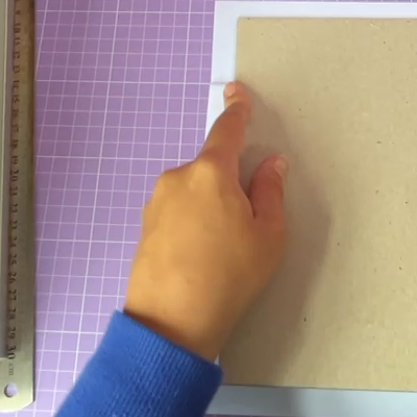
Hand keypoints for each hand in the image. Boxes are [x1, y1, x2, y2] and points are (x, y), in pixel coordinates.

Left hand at [124, 83, 288, 360]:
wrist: (170, 325)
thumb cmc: (228, 276)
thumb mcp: (267, 236)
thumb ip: (270, 192)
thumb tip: (271, 163)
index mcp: (210, 172)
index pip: (226, 131)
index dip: (236, 110)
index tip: (235, 91)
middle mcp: (178, 178)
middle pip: (212, 168)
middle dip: (229, 186)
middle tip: (244, 227)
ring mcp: (156, 201)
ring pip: (194, 192)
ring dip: (209, 208)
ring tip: (219, 253)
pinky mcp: (144, 225)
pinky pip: (177, 211)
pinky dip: (191, 224)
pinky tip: (198, 258)